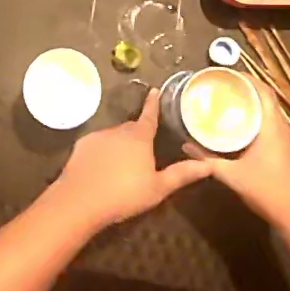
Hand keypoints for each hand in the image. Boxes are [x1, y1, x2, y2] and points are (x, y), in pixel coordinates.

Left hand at [46, 89, 212, 230]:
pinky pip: (97, 145)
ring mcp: (98, 136)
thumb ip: (182, 174)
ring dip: (120, 146)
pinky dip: (102, 152)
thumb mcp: (158, 188)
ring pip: (114, 137)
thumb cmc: (125, 194)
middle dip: (138, 135)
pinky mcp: (82, 145)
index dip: (154, 104)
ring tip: (122, 168)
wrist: (81, 200)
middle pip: (132, 129)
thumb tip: (208, 165)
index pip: (150, 116)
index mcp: (140, 137)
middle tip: (144, 150)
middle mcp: (119, 130)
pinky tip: (102, 169)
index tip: (155, 90)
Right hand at [187, 88, 289, 231]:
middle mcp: (283, 128)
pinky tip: (241, 128)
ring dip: (252, 105)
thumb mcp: (233, 176)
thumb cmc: (268, 192)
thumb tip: (185, 146)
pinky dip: (257, 120)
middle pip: (266, 99)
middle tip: (220, 88)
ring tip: (227, 103)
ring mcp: (289, 140)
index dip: (246, 78)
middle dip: (245, 90)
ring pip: (269, 113)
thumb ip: (207, 160)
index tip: (226, 74)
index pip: (263, 91)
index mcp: (272, 126)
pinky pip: (272, 125)